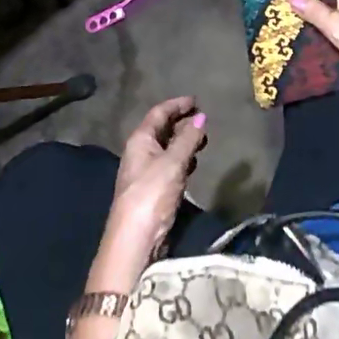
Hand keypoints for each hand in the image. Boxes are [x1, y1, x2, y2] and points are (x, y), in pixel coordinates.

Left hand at [95, 97, 206, 287]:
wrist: (135, 237)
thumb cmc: (151, 193)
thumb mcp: (172, 163)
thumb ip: (187, 140)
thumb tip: (201, 117)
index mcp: (140, 139)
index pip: (159, 113)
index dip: (177, 105)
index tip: (196, 101)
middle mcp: (140, 151)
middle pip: (162, 129)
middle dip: (181, 123)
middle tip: (203, 119)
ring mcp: (146, 171)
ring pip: (167, 148)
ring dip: (183, 141)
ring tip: (202, 139)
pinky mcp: (154, 190)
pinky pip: (170, 166)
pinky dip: (182, 160)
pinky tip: (193, 163)